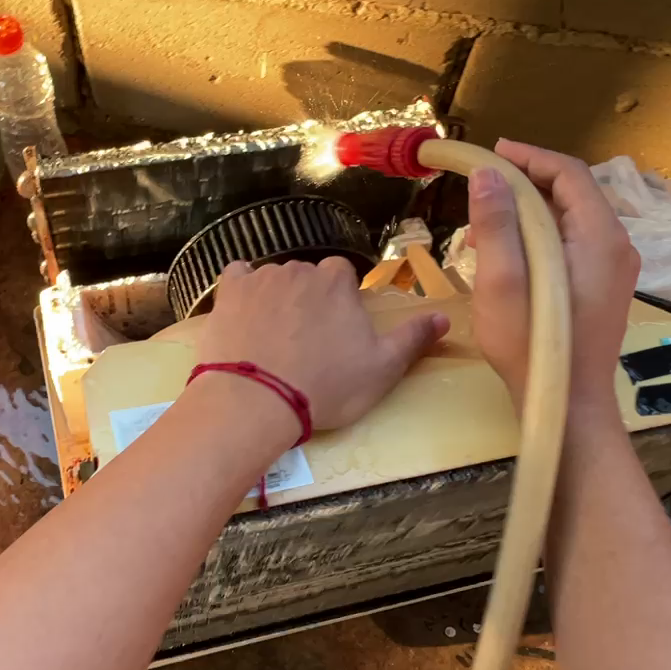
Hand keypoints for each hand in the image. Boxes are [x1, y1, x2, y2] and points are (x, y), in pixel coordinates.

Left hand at [194, 258, 447, 433]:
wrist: (255, 400)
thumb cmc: (325, 386)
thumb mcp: (382, 369)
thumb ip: (413, 339)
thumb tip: (443, 317)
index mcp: (337, 281)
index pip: (343, 277)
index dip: (340, 303)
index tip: (336, 332)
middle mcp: (298, 269)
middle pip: (307, 278)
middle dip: (308, 302)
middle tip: (305, 342)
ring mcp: (259, 278)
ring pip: (273, 280)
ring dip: (276, 300)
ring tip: (272, 339)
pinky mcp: (227, 293)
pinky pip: (236, 278)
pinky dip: (241, 291)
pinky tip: (243, 315)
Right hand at [466, 139, 638, 414]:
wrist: (566, 405)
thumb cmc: (531, 346)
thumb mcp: (503, 283)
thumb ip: (497, 226)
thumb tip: (488, 175)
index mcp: (600, 238)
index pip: (570, 175)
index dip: (530, 157)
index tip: (493, 151)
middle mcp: (616, 247)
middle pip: (573, 195)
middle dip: (525, 186)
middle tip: (481, 191)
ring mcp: (614, 271)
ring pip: (570, 222)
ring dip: (528, 215)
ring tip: (484, 229)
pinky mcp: (603, 290)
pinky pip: (572, 246)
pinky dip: (538, 238)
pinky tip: (507, 257)